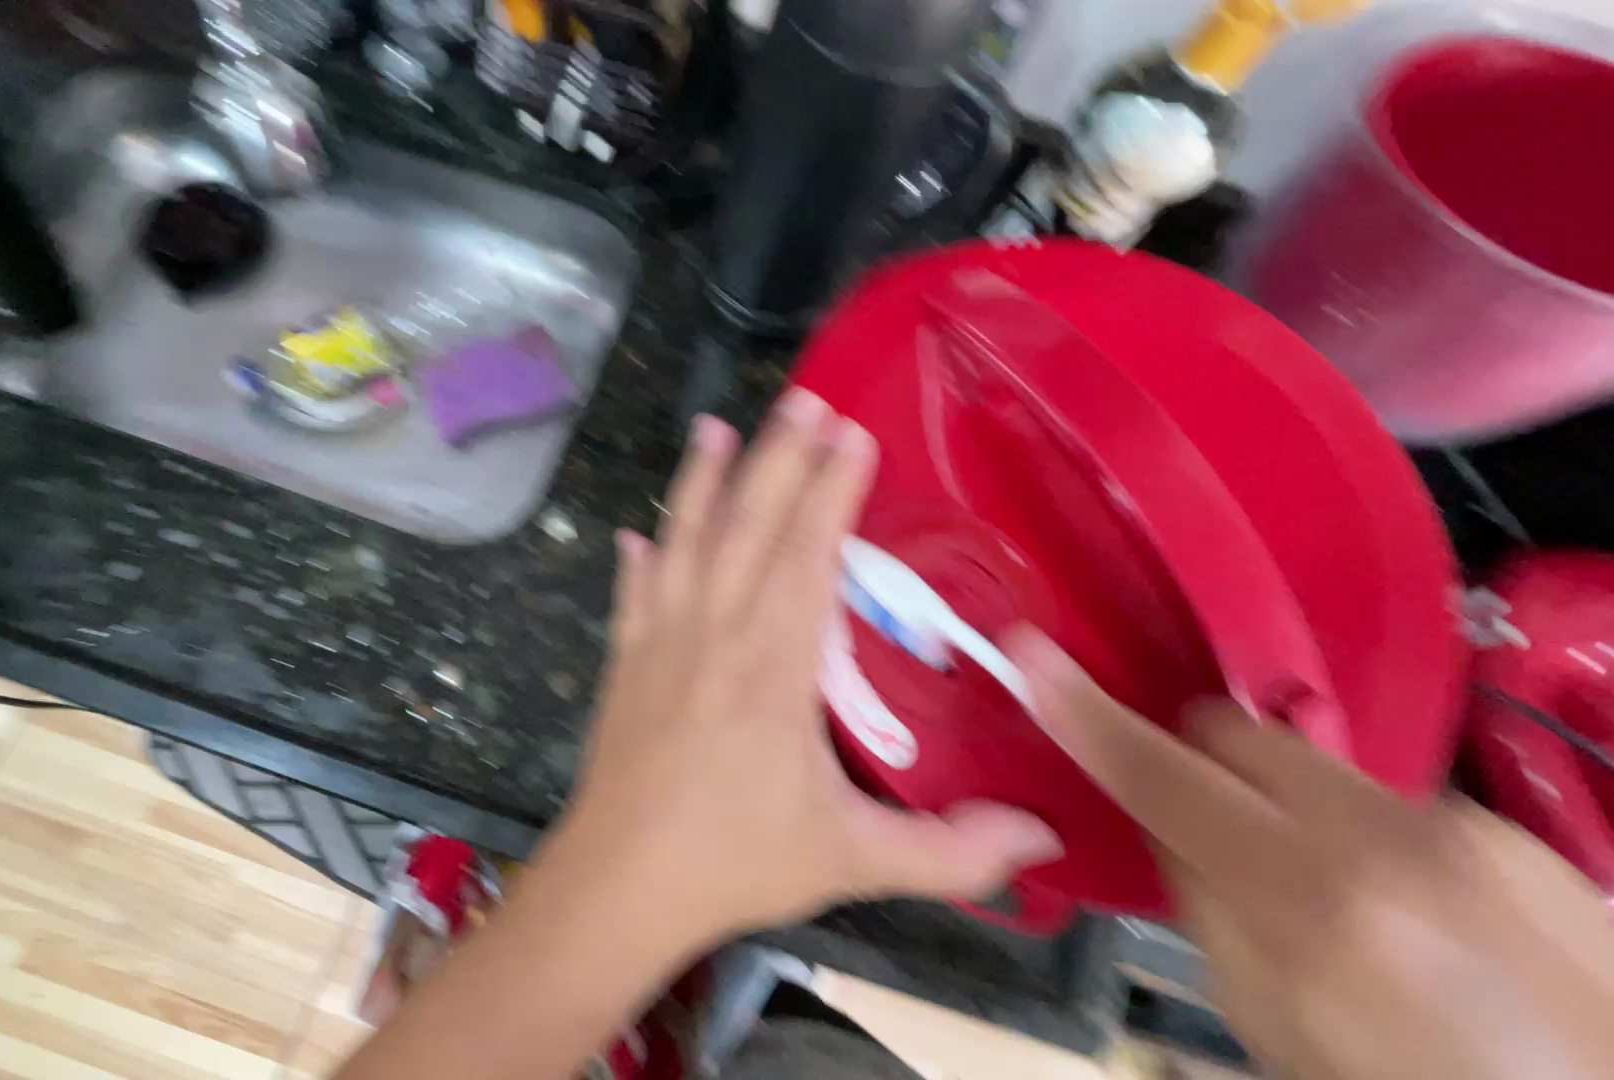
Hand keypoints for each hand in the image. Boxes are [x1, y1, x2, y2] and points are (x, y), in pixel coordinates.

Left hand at [549, 389, 1062, 950]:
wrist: (620, 885)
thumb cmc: (735, 863)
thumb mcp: (852, 860)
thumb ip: (950, 851)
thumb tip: (1045, 837)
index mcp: (772, 665)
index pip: (806, 555)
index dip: (830, 491)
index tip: (850, 433)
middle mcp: (713, 634)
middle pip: (747, 528)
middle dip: (777, 459)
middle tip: (801, 399)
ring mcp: (659, 643)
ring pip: (683, 543)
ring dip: (699, 483)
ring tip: (714, 427)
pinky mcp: (623, 664)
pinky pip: (632, 595)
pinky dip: (638, 560)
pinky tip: (636, 534)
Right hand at [1010, 629, 1613, 1079]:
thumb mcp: (1262, 1017)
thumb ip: (1200, 900)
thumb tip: (1175, 827)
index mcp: (1309, 903)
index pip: (1159, 774)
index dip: (1083, 714)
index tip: (1027, 655)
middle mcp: (1391, 841)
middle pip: (1233, 733)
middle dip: (1195, 759)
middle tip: (1202, 821)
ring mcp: (1468, 830)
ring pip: (1310, 765)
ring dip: (1283, 802)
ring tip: (1327, 888)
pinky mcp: (1521, 836)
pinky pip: (1388, 800)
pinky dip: (1361, 832)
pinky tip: (1405, 905)